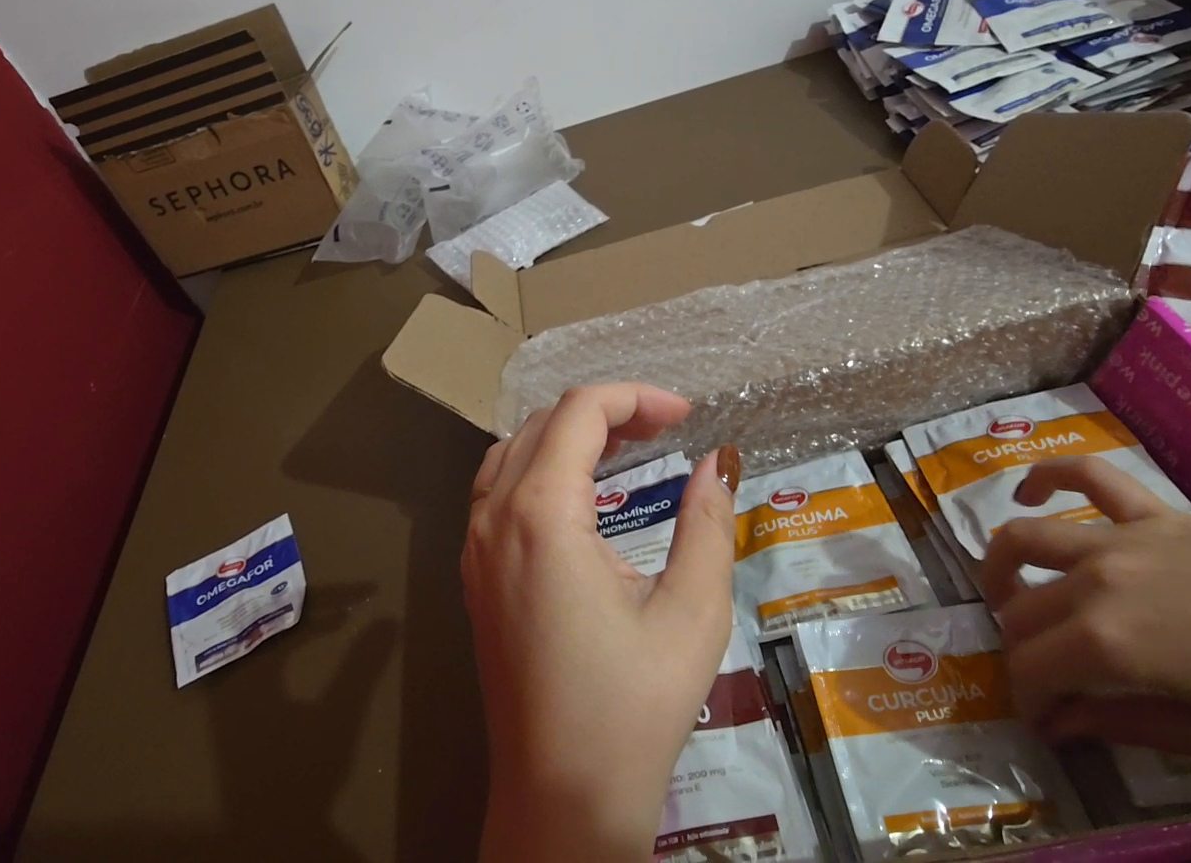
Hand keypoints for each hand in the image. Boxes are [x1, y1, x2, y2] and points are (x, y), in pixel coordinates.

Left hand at [463, 383, 740, 862]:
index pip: (577, 413)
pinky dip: (538, 468)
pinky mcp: (475, 576)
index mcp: (541, 516)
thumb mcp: (692, 613)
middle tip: (665, 429)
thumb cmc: (632, 707)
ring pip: (511, 453)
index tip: (687, 415)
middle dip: (605, 412)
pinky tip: (579, 493)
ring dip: (566, 436)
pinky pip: (496, 492)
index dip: (635, 397)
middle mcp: (494, 519)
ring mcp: (474, 547)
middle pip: (541, 424)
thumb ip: (707, 525)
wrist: (560, 794)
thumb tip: (716, 465)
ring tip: (626, 447)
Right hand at [982, 456, 1190, 766]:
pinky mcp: (1156, 515)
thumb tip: (1058, 724)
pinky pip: (1088, 477)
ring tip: (1005, 590)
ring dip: (999, 565)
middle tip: (1045, 679)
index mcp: (1110, 643)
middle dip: (1020, 650)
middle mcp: (1097, 582)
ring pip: (1024, 538)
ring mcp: (1122, 540)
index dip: (1029, 700)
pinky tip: (1031, 492)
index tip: (1044, 724)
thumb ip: (1127, 725)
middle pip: (1022, 611)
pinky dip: (1048, 477)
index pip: (1031, 669)